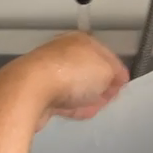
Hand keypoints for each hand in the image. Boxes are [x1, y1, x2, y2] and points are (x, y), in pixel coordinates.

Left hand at [2, 33, 129, 127]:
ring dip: (85, 97)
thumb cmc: (72, 75)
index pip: (106, 54)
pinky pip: (60, 99)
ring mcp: (49, 70)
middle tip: (108, 98)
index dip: (117, 72)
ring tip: (93, 108)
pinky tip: (75, 112)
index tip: (122, 86)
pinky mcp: (38, 90)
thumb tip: (115, 80)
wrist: (31, 90)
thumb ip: (115, 76)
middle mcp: (64, 51)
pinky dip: (69, 105)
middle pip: (89, 70)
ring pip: (74, 86)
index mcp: (81, 40)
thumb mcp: (107, 72)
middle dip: (100, 85)